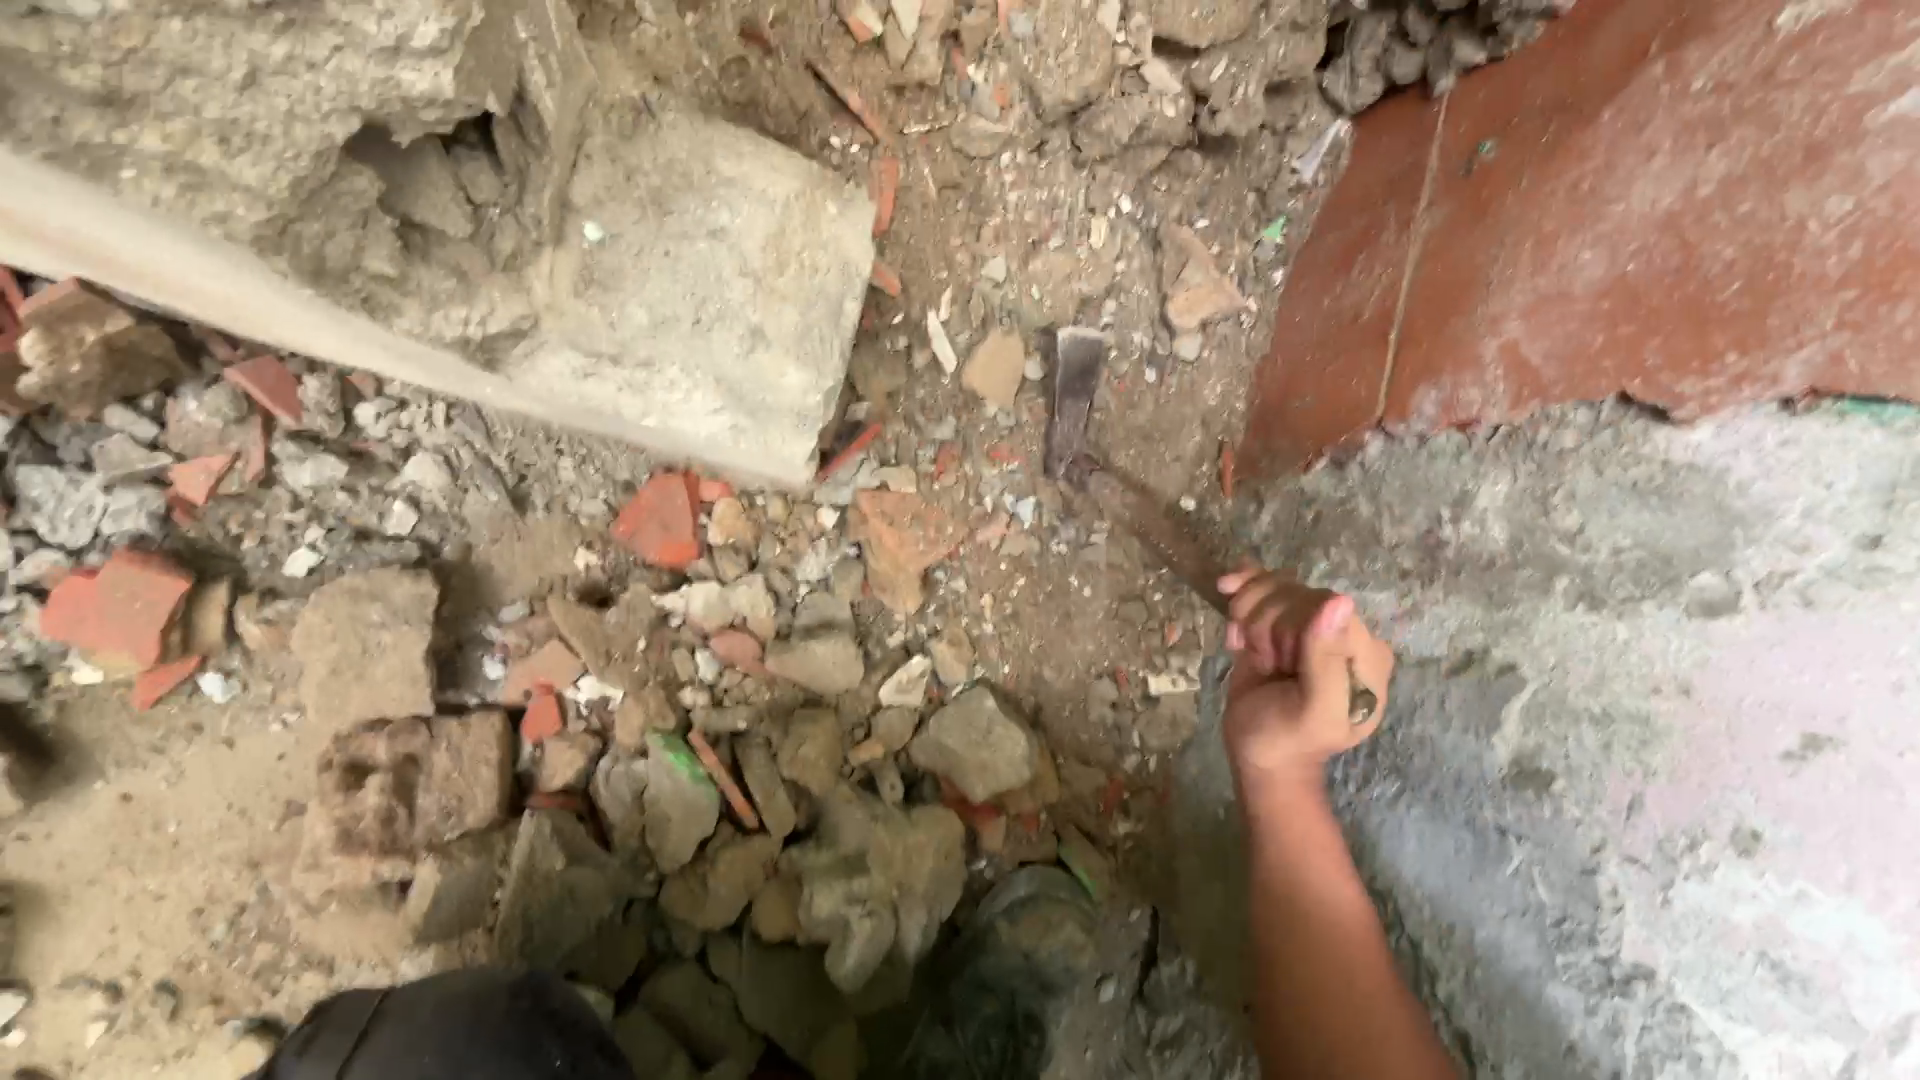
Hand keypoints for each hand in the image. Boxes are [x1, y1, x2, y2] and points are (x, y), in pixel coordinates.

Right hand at [1218, 567, 1392, 785]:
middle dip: (1265, 625)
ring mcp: (1310, 625)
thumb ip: (1327, 661)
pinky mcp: (1281, 623)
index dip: (1288, 625)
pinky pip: (1259, 589)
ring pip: (1273, 587)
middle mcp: (1342, 632)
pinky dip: (1239, 604)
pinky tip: (1236, 637)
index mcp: (1365, 651)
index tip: (1275, 661)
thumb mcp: (1316, 712)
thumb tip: (1338, 600)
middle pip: (1294, 592)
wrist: (1261, 756)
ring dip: (1249, 618)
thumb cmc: (1290, 740)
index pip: (1323, 603)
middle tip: (1267, 665)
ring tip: (1253, 653)